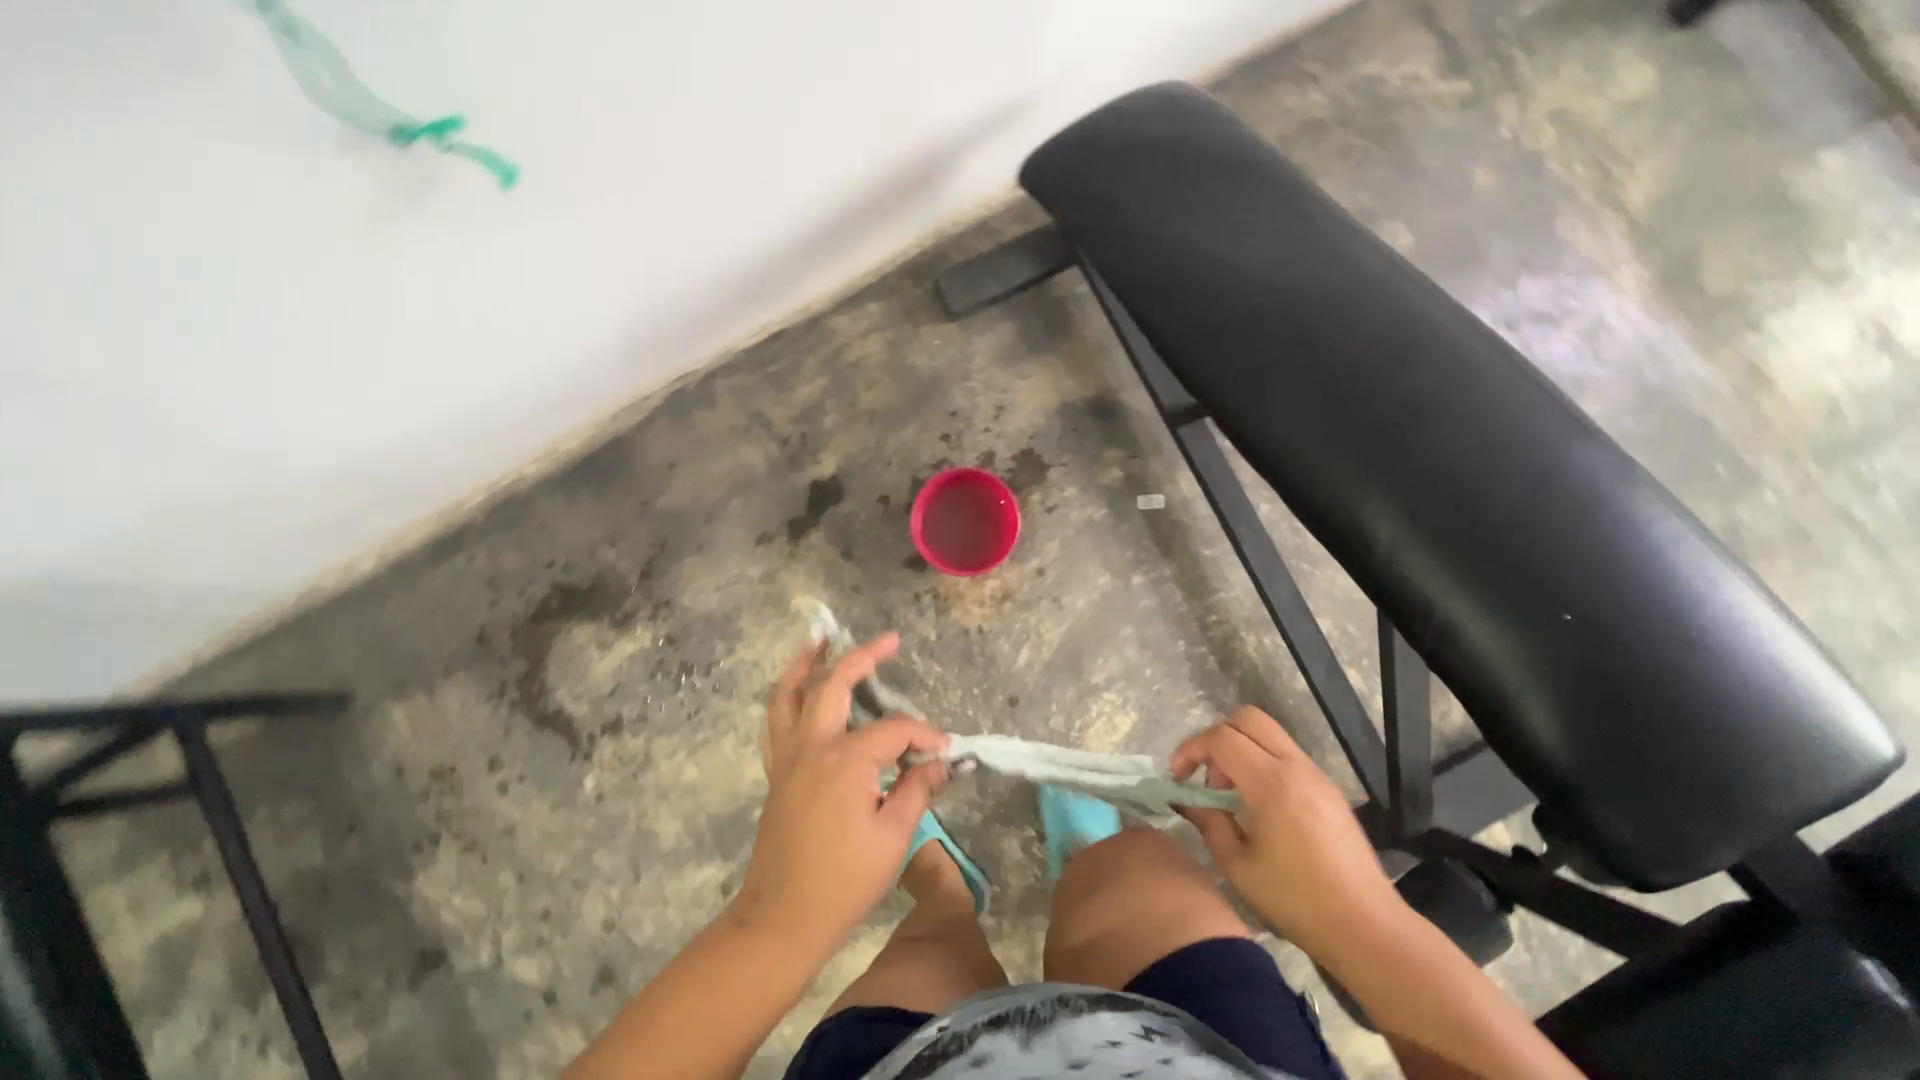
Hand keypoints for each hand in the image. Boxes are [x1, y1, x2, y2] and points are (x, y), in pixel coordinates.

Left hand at [739, 633, 949, 945]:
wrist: (783, 918)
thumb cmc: (845, 881)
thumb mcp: (894, 837)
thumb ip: (917, 790)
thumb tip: (944, 762)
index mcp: (846, 761)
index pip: (894, 730)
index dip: (925, 735)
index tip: (946, 751)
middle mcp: (812, 747)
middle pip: (834, 686)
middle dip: (863, 657)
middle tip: (888, 640)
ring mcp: (788, 759)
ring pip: (789, 695)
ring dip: (806, 663)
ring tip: (820, 638)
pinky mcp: (777, 774)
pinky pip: (776, 721)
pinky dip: (787, 696)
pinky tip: (799, 691)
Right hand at [1171, 707, 1406, 956]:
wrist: (1365, 925)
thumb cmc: (1295, 899)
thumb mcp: (1237, 865)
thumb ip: (1208, 823)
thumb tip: (1186, 802)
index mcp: (1272, 782)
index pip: (1221, 738)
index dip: (1190, 749)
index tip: (1176, 778)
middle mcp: (1296, 767)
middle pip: (1248, 719)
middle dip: (1216, 738)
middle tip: (1205, 778)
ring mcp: (1317, 776)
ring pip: (1270, 735)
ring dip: (1240, 751)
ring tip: (1229, 796)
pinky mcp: (1329, 791)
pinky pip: (1287, 757)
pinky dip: (1261, 764)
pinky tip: (1257, 807)